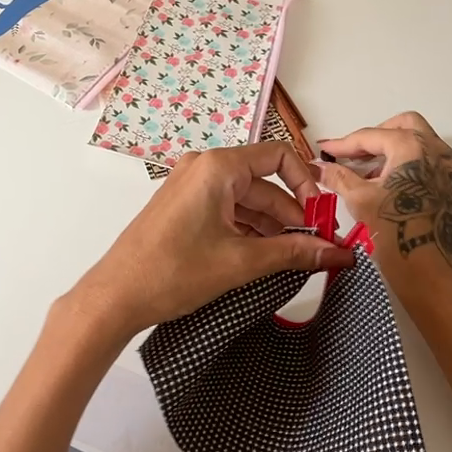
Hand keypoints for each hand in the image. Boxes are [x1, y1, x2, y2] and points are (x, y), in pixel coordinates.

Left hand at [68, 143, 355, 335]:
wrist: (116, 296)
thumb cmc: (171, 272)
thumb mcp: (240, 262)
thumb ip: (292, 253)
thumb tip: (335, 252)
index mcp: (217, 167)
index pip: (278, 156)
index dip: (306, 184)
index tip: (322, 217)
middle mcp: (205, 168)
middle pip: (264, 182)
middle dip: (293, 215)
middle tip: (319, 249)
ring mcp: (192, 187)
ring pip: (247, 200)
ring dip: (273, 227)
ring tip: (297, 260)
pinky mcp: (186, 207)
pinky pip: (228, 210)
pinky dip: (250, 231)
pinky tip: (268, 258)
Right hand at [316, 112, 451, 275]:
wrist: (435, 279)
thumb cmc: (398, 234)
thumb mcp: (360, 201)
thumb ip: (339, 176)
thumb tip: (320, 166)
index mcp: (413, 147)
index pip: (371, 136)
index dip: (343, 144)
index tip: (326, 149)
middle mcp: (438, 154)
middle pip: (405, 127)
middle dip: (378, 136)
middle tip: (356, 153)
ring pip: (423, 148)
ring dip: (395, 154)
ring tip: (370, 175)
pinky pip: (433, 172)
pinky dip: (412, 174)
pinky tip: (395, 195)